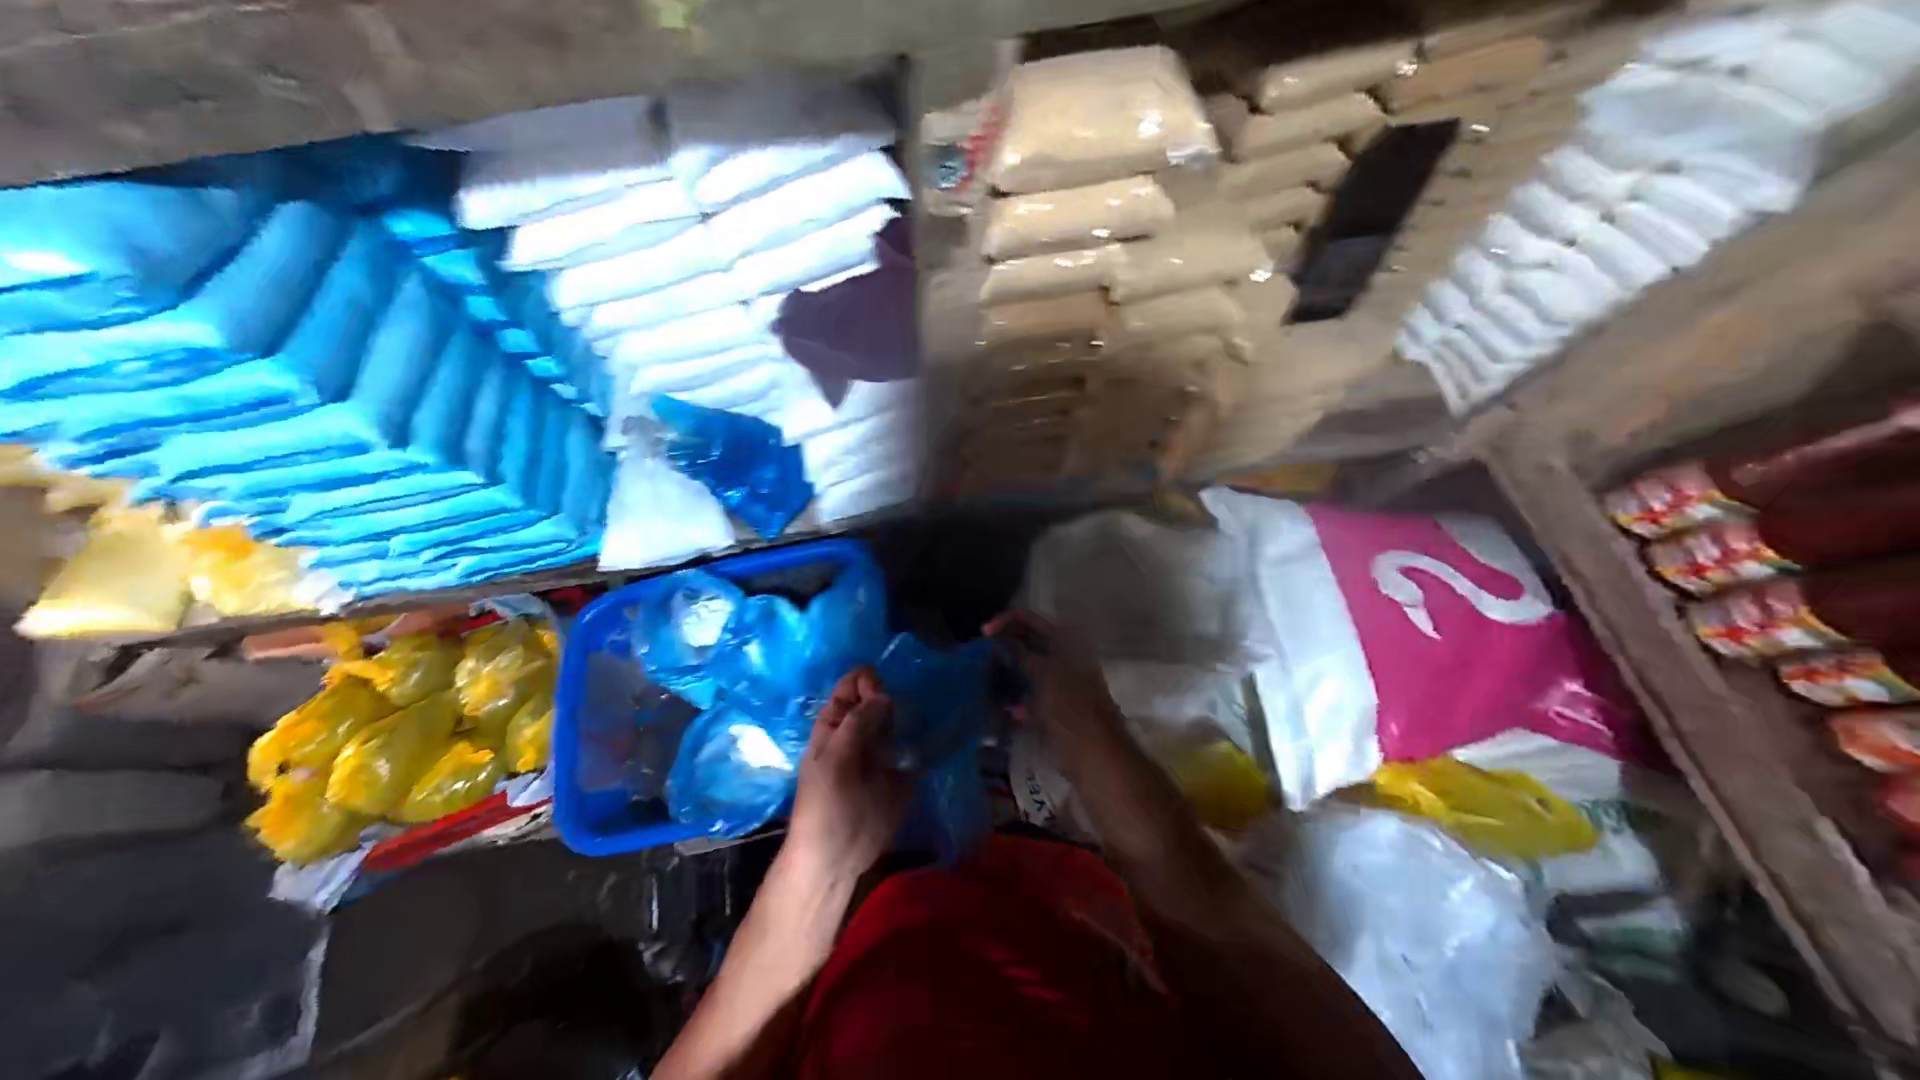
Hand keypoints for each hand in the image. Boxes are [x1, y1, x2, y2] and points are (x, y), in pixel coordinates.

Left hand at [784, 668, 909, 884]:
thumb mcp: (834, 760)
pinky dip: (925, 739)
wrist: (837, 856)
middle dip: (895, 697)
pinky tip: (936, 738)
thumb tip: (884, 695)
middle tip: (902, 717)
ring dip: (912, 716)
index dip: (869, 683)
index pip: (853, 684)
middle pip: (880, 698)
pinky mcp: (902, 771)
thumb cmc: (826, 806)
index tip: (881, 699)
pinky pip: (915, 746)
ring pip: (900, 719)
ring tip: (922, 723)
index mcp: (835, 723)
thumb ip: (857, 723)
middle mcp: (860, 730)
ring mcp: (882, 750)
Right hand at [984, 609, 1125, 749]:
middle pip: (1027, 642)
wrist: (1095, 756)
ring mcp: (1059, 682)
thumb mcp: (1045, 675)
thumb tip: (1003, 642)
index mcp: (1067, 641)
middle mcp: (1064, 656)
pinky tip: (998, 703)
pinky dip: (1013, 696)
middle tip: (979, 654)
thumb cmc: (1071, 709)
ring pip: (1025, 668)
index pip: (1030, 619)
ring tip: (983, 676)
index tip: (983, 633)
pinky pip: (1027, 694)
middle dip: (1003, 646)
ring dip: (1006, 671)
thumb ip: (1022, 653)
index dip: (1005, 622)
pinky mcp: (1053, 706)